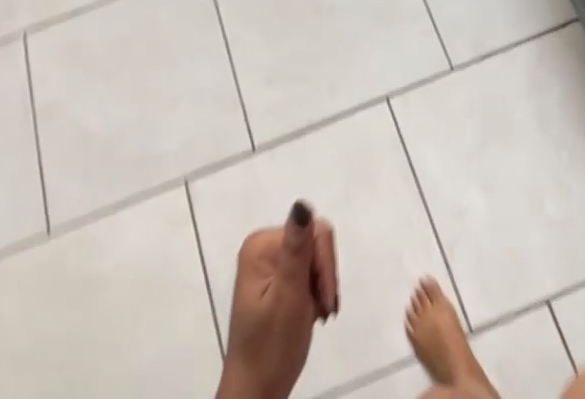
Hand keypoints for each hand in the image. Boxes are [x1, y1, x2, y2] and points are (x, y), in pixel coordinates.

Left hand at [217, 201, 339, 398]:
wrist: (258, 390)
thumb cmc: (272, 346)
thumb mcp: (289, 296)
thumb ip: (297, 250)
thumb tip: (301, 204)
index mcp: (261, 245)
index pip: (315, 232)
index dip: (326, 265)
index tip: (325, 299)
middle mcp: (263, 247)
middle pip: (317, 243)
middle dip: (325, 277)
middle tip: (322, 310)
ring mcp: (270, 264)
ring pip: (317, 259)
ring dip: (323, 287)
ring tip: (317, 314)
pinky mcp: (278, 280)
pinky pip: (310, 273)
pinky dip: (317, 294)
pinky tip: (313, 313)